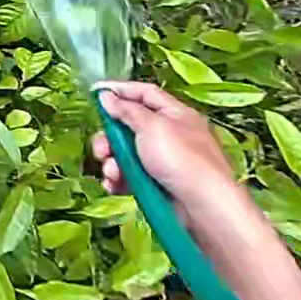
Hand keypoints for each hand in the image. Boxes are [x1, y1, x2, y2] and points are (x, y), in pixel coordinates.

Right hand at [90, 81, 243, 213]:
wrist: (205, 209)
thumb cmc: (181, 159)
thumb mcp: (151, 127)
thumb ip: (127, 110)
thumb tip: (106, 96)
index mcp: (175, 114)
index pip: (144, 93)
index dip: (120, 90)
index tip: (95, 93)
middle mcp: (170, 134)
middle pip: (130, 126)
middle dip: (110, 137)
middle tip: (100, 149)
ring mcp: (164, 161)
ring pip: (127, 153)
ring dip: (113, 161)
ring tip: (111, 173)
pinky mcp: (158, 184)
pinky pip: (132, 174)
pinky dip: (119, 179)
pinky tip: (113, 185)